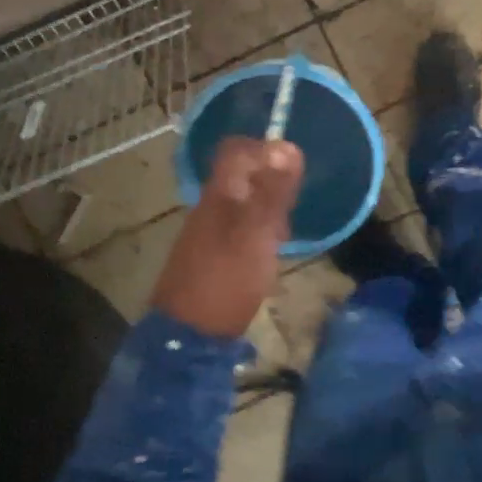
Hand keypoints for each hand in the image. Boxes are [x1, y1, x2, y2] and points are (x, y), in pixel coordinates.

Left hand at [149, 138, 304, 338]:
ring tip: (285, 233)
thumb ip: (272, 192)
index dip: (264, 149)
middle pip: (242, 176)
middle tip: (292, 207)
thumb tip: (286, 145)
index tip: (292, 167)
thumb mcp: (257, 233)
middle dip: (272, 183)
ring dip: (267, 211)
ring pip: (243, 204)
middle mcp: (210, 207)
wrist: (189, 336)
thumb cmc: (226, 278)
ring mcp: (208, 232)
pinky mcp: (212, 256)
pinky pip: (240, 229)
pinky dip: (259, 233)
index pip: (235, 150)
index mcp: (219, 194)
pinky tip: (270, 254)